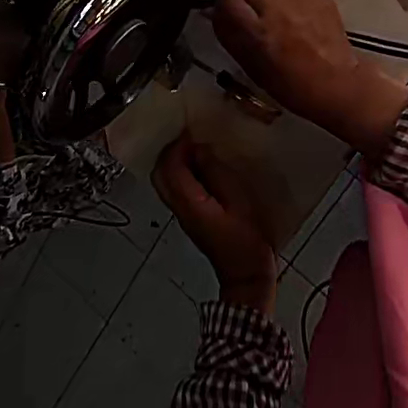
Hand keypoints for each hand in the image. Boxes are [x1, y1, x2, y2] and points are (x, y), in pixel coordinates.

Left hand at [152, 133, 278, 313]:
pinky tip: (200, 165)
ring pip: (163, 181)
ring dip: (174, 161)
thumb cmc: (248, 243)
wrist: (247, 276)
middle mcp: (179, 208)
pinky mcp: (189, 216)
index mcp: (190, 203)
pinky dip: (181, 172)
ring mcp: (181, 214)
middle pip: (159, 173)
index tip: (192, 131)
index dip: (177, 146)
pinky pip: (175, 188)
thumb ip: (216, 173)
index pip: (170, 168)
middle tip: (190, 136)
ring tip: (195, 147)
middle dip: (170, 151)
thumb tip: (200, 150)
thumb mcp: (239, 201)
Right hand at [212, 0, 407, 154]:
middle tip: (244, 3)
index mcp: (258, 32)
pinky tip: (286, 2)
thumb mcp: (250, 66)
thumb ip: (230, 35)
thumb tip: (216, 13)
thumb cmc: (290, 85)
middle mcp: (278, 9)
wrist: (337, 84)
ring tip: (266, 1)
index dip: (222, 2)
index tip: (225, 8)